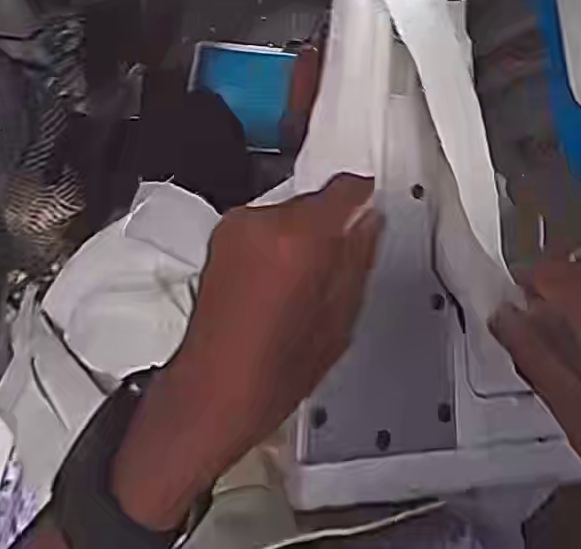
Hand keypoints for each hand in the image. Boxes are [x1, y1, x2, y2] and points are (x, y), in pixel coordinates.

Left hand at [109, 174, 383, 528]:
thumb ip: (360, 255)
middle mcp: (265, 223)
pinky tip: (279, 280)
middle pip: (316, 201)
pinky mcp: (220, 238)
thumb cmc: (268, 373)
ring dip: (302, 233)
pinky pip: (265, 224)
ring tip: (303, 279)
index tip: (369, 200)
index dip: (363, 194)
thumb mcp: (341, 316)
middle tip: (339, 257)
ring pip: (290, 212)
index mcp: (301, 238)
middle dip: (331, 223)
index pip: (345, 187)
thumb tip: (368, 223)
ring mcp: (237, 228)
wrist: (211, 394)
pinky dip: (276, 241)